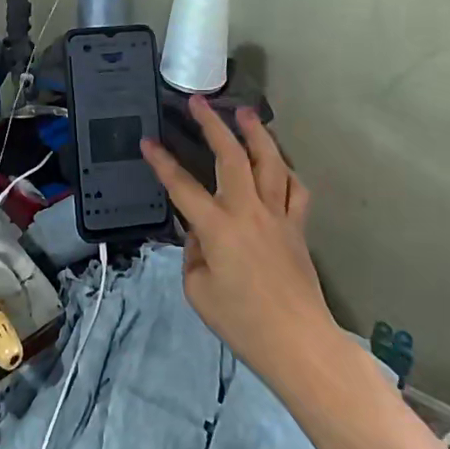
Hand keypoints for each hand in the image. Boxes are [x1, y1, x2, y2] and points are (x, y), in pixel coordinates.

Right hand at [141, 96, 337, 381]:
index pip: (180, 184)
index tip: (146, 140)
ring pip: (270, 164)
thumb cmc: (242, 321)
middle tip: (199, 101)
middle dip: (212, 125)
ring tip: (245, 113)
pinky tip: (277, 162)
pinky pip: (294, 190)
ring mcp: (278, 218)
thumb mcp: (197, 288)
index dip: (160, 160)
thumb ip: (193, 253)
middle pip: (231, 157)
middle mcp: (248, 212)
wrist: (302, 346)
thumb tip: (200, 236)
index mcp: (217, 227)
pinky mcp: (298, 230)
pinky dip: (284, 170)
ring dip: (256, 135)